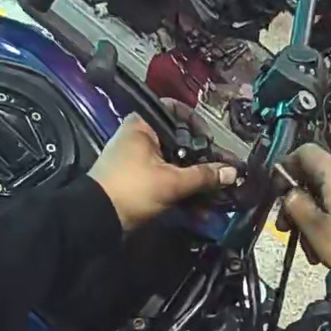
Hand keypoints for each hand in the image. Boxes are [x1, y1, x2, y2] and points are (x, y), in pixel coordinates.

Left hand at [89, 114, 237, 230]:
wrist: (97, 220)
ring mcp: (138, 159)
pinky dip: (181, 188)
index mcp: (142, 125)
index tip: (212, 142)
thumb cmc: (132, 189)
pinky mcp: (138, 180)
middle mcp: (139, 137)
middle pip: (178, 140)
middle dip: (200, 158)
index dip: (197, 124)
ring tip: (214, 190)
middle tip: (219, 170)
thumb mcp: (172, 182)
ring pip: (173, 162)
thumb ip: (204, 176)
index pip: (175, 111)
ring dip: (193, 177)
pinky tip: (200, 204)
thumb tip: (233, 172)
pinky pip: (165, 178)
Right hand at [278, 144, 330, 291]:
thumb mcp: (315, 229)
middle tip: (288, 228)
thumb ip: (296, 205)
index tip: (278, 189)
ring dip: (314, 217)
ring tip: (311, 247)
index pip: (305, 152)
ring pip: (329, 196)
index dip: (286, 166)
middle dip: (298, 202)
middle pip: (316, 178)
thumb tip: (290, 194)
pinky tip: (328, 246)